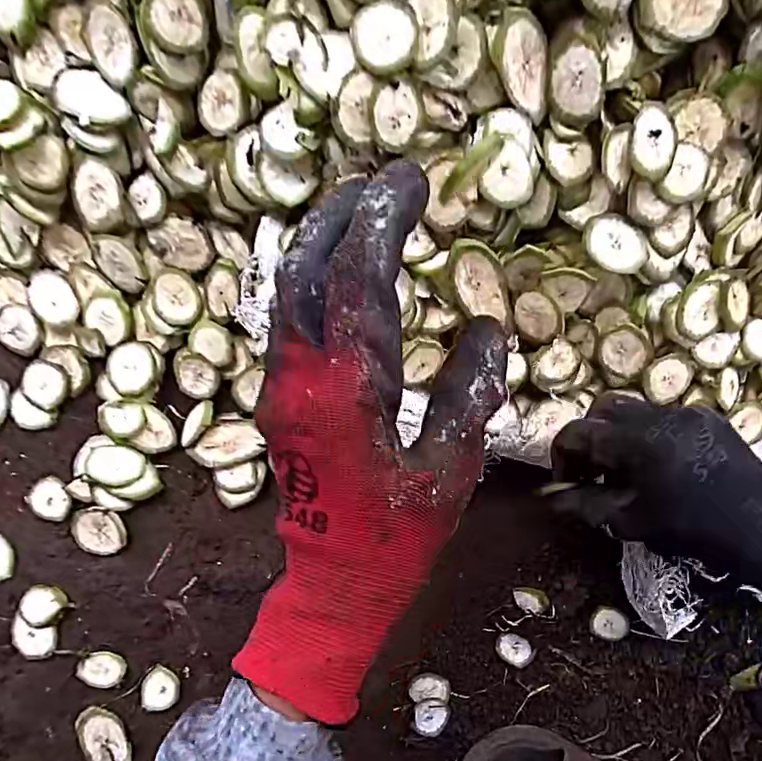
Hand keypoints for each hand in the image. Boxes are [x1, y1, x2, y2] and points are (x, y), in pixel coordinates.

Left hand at [233, 162, 508, 723]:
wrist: (333, 580)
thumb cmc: (395, 533)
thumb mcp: (450, 466)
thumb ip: (470, 392)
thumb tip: (484, 328)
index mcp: (347, 390)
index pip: (356, 279)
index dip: (383, 219)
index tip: (411, 180)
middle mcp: (299, 378)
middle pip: (304, 269)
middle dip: (341, 215)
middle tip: (383, 185)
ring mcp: (279, 388)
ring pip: (284, 293)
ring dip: (320, 245)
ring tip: (362, 216)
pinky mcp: (277, 401)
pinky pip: (286, 323)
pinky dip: (312, 284)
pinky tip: (340, 278)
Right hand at [548, 398, 761, 621]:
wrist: (760, 527)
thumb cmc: (687, 527)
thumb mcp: (626, 520)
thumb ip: (582, 504)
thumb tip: (548, 499)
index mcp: (634, 440)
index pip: (577, 432)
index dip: (562, 457)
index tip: (567, 483)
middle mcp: (658, 415)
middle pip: (603, 410)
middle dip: (589, 439)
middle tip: (592, 472)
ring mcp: (687, 413)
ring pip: (635, 411)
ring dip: (619, 437)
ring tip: (625, 473)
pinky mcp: (709, 419)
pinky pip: (666, 418)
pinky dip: (649, 438)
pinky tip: (659, 469)